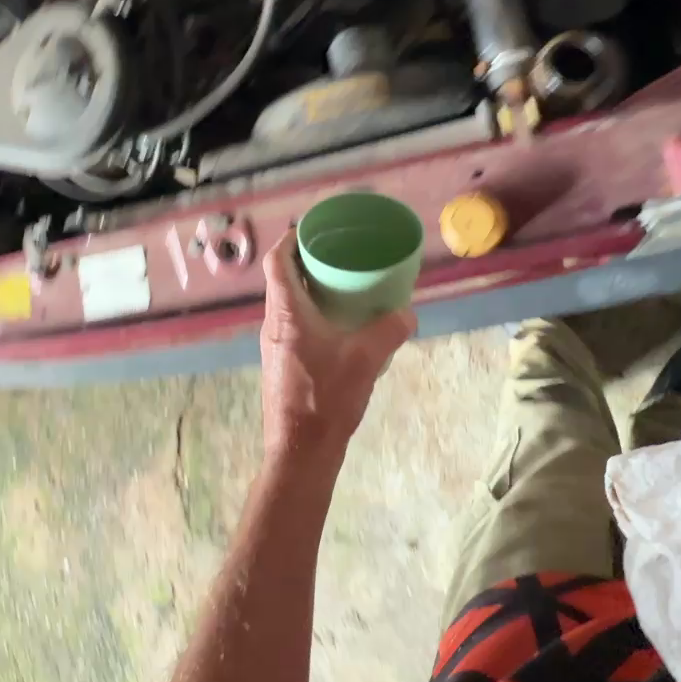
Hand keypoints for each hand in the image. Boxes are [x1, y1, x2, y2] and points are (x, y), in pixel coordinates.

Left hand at [258, 230, 415, 466]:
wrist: (300, 451)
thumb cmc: (326, 398)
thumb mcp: (366, 359)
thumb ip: (390, 330)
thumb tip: (408, 312)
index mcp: (286, 312)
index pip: (276, 261)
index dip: (290, 240)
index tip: (312, 230)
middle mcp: (273, 323)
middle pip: (281, 279)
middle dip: (305, 262)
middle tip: (336, 254)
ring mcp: (273, 345)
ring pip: (286, 303)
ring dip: (308, 289)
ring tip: (341, 286)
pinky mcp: (280, 363)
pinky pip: (291, 324)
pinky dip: (310, 313)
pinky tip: (337, 325)